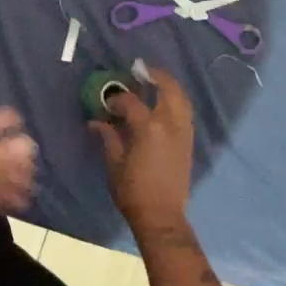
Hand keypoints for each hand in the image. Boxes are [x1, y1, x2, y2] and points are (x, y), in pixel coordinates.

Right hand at [88, 67, 193, 231]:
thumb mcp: (114, 163)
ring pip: (182, 100)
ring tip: (155, 82)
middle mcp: (170, 124)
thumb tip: (96, 122)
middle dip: (156, 76)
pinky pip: (185, 113)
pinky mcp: (189, 142)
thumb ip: (108, 137)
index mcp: (148, 128)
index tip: (108, 101)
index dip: (118, 99)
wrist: (161, 215)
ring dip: (170, 87)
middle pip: (168, 89)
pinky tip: (164, 105)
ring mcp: (183, 132)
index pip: (132, 102)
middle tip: (142, 70)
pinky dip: (176, 102)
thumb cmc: (132, 191)